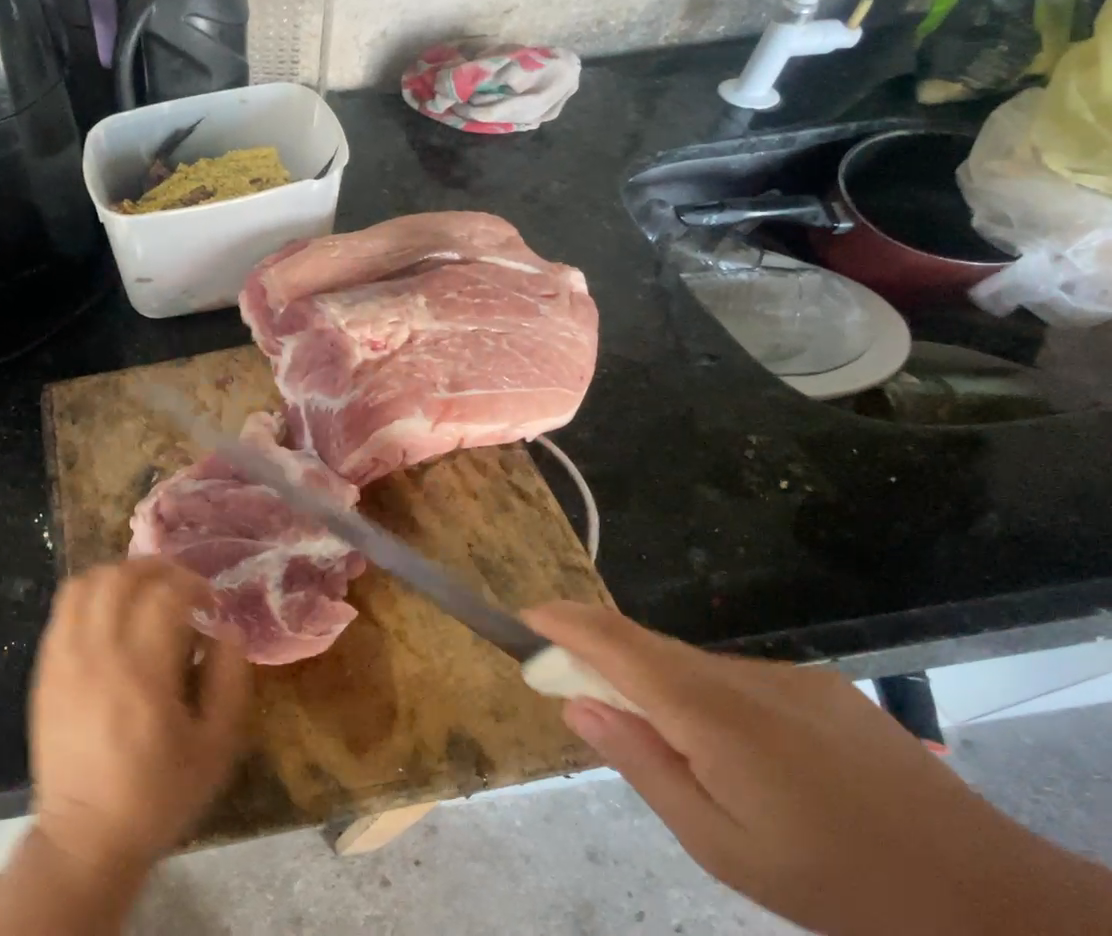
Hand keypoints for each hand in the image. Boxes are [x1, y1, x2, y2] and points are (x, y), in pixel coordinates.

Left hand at [29, 559, 252, 873]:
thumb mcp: (217, 748)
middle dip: (159, 569)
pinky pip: (63, 608)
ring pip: (87, 583)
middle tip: (183, 587)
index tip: (211, 604)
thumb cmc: (159, 795)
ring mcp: (63, 657)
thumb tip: (228, 630)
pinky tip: (110, 612)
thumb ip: (230, 681)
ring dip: (121, 574)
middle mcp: (98, 653)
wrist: (87, 835)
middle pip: (123, 577)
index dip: (194, 586)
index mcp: (144, 672)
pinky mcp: (44, 668)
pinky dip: (90, 593)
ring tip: (145, 591)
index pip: (167, 595)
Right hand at [524, 602, 1111, 935]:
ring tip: (656, 740)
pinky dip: (699, 694)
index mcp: (716, 717)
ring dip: (652, 681)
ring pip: (692, 664)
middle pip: (649, 646)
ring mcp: (793, 678)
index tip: (524, 617)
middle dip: (595, 651)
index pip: (620, 644)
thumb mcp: (717, 843)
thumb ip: (641, 765)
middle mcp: (750, 678)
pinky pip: (735, 679)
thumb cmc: (833, 882)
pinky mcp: (824, 689)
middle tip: (560, 681)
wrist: (988, 895)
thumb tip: (577, 705)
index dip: (566, 622)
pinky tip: (726, 749)